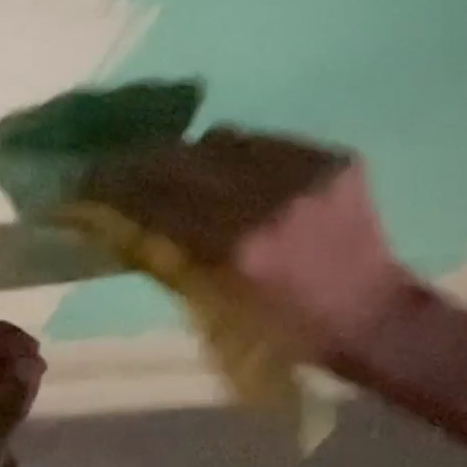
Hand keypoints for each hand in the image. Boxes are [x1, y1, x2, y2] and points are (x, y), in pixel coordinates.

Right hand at [80, 128, 414, 362]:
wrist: (374, 317)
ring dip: (199, 155)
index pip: (156, 199)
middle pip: (183, 158)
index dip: (117, 184)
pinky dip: (245, 157)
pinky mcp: (333, 160)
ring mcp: (305, 174)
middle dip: (147, 159)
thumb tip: (125, 214)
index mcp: (236, 247)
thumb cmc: (287, 328)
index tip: (92, 177)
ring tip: (197, 172)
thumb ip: (173, 252)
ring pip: (224, 138)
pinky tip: (248, 177)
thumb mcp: (219, 302)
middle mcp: (269, 201)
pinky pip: (267, 142)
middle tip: (129, 164)